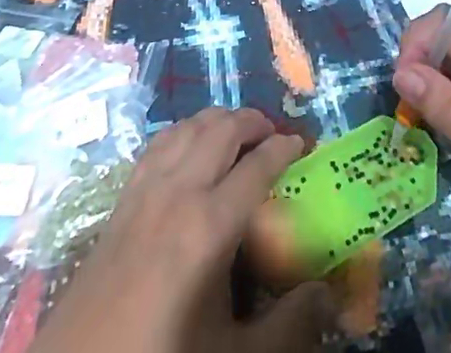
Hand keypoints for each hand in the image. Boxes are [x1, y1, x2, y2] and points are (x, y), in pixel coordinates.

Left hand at [31, 109, 332, 352]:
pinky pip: (159, 143)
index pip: (257, 166)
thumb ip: (289, 324)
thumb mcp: (234, 352)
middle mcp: (178, 191)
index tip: (302, 144)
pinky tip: (191, 145)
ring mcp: (145, 188)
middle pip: (221, 130)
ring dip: (218, 120)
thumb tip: (327, 293)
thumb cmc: (163, 352)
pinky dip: (184, 130)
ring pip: (188, 127)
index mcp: (209, 225)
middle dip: (252, 121)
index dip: (284, 148)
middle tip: (274, 134)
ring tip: (238, 131)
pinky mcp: (123, 195)